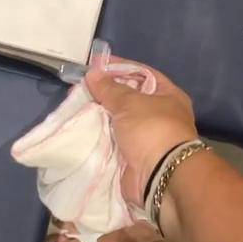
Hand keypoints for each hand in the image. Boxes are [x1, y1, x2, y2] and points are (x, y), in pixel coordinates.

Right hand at [85, 56, 199, 208]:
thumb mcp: (130, 102)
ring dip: (98, 116)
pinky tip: (78, 128)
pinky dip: (97, 136)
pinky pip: (111, 141)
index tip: (95, 65)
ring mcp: (145, 138)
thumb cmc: (152, 129)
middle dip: (104, 94)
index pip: (142, 74)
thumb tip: (93, 73)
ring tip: (74, 106)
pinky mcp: (131, 157)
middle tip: (79, 89)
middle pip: (127, 99)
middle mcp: (159, 115)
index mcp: (168, 96)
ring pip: (117, 121)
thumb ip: (109, 88)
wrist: (160, 175)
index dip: (120, 68)